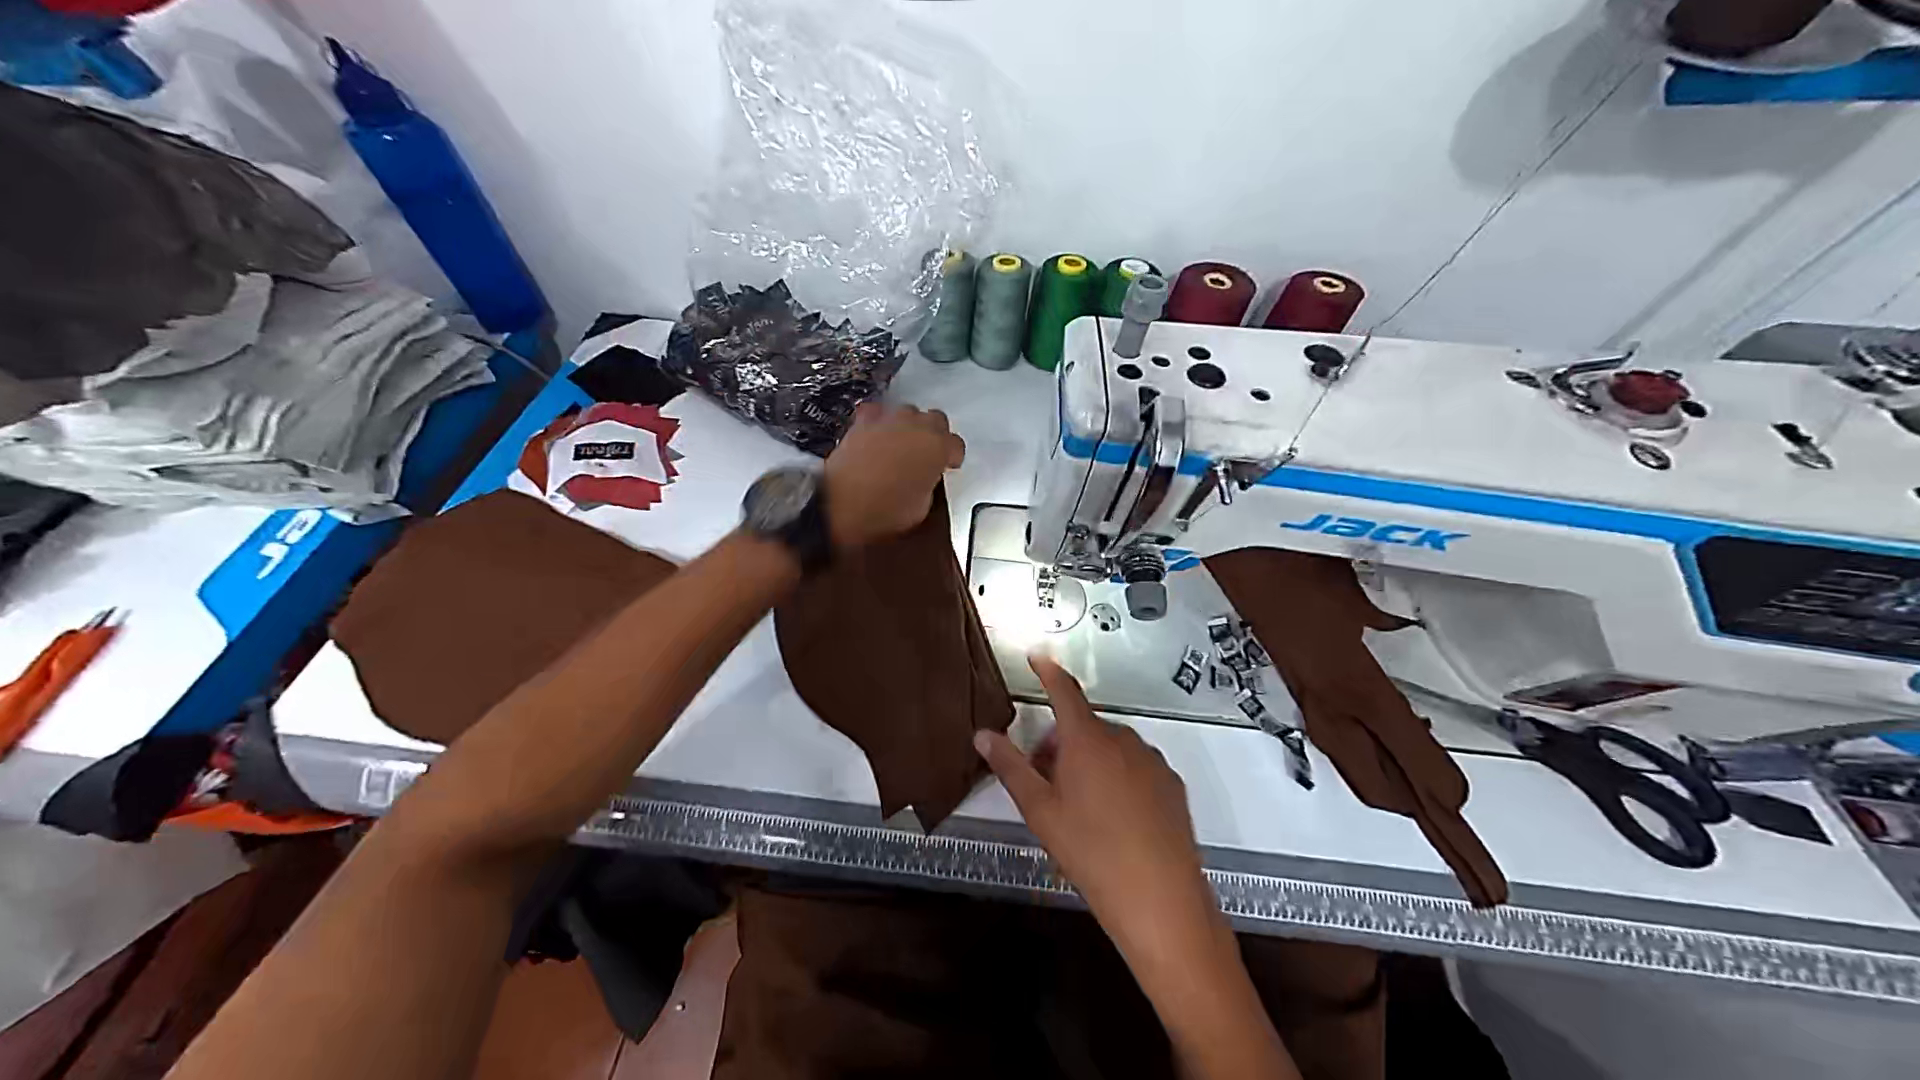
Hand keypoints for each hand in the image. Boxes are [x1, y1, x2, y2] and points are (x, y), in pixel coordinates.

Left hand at [823, 403, 965, 548]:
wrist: (840, 506)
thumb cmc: (882, 510)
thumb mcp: (921, 507)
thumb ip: (930, 485)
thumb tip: (925, 481)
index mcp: (937, 448)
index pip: (956, 444)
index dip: (953, 456)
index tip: (949, 464)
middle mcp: (916, 427)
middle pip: (936, 419)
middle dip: (935, 434)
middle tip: (929, 452)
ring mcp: (888, 421)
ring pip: (909, 411)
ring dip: (910, 425)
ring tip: (904, 443)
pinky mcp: (863, 423)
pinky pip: (878, 412)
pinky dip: (881, 420)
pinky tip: (879, 432)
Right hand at [974, 655, 1222, 957]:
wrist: (1160, 900)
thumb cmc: (1092, 853)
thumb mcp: (1040, 810)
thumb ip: (1010, 766)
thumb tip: (983, 736)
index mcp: (1087, 739)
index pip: (1063, 690)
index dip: (1047, 670)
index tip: (1037, 656)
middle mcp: (1123, 740)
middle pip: (1083, 726)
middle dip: (1060, 744)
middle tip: (1045, 784)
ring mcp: (1152, 761)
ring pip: (1109, 747)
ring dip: (1089, 762)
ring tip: (1080, 810)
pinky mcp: (1171, 784)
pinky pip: (1135, 766)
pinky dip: (1118, 777)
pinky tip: (1113, 820)